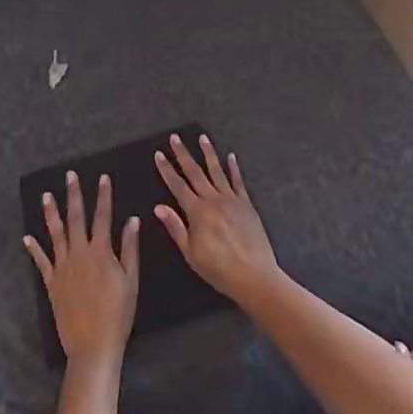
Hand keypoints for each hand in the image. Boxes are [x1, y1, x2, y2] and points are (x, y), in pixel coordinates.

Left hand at [25, 171, 140, 364]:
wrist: (93, 345)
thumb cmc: (118, 314)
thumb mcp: (131, 281)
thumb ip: (130, 249)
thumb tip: (133, 220)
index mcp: (101, 252)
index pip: (103, 216)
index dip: (104, 196)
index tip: (103, 177)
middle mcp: (79, 253)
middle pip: (75, 218)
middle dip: (73, 195)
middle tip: (69, 176)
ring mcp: (62, 267)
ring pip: (55, 233)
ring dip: (50, 213)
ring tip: (46, 196)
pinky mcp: (51, 282)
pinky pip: (41, 261)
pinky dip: (34, 248)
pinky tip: (26, 238)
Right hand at [153, 134, 280, 300]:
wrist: (254, 276)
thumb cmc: (218, 268)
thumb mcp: (190, 252)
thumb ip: (175, 227)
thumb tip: (158, 207)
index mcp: (197, 211)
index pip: (177, 185)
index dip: (166, 169)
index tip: (159, 154)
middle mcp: (213, 200)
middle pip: (195, 172)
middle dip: (183, 154)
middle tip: (175, 137)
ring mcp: (232, 200)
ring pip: (217, 171)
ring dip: (209, 153)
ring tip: (203, 137)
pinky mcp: (247, 205)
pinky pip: (239, 182)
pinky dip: (234, 168)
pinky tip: (231, 157)